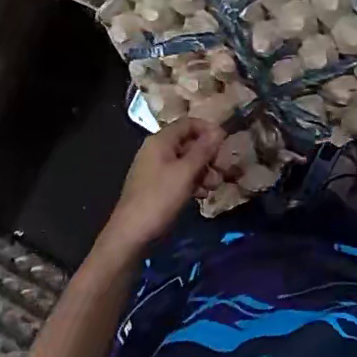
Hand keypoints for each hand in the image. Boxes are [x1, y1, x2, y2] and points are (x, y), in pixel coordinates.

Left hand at [96, 118, 223, 258]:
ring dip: (203, 171)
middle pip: (188, 142)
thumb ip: (203, 150)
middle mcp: (156, 150)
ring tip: (214, 186)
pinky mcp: (155, 186)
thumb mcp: (186, 172)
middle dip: (208, 155)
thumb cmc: (160, 198)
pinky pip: (178, 176)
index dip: (208, 130)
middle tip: (222, 170)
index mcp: (160, 141)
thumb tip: (218, 130)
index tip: (225, 143)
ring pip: (185, 161)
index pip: (188, 123)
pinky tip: (201, 195)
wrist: (131, 233)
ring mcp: (155, 168)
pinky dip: (192, 181)